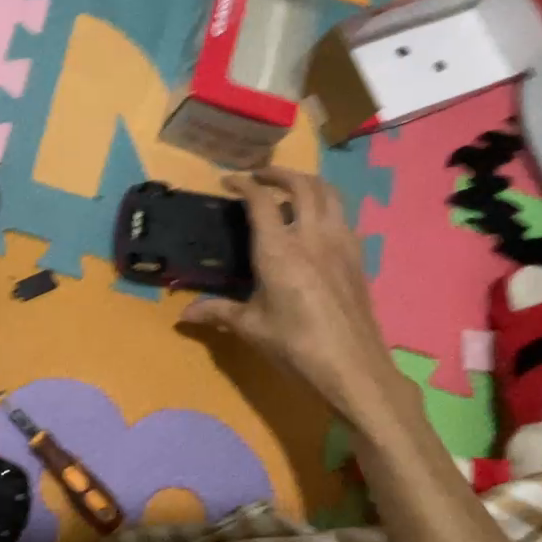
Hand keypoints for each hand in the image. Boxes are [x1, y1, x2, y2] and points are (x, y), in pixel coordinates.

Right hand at [178, 167, 406, 423]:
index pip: (261, 201)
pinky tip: (315, 223)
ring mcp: (341, 243)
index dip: (244, 184)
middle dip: (278, 174)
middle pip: (302, 185)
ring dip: (308, 183)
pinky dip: (327, 205)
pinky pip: (343, 216)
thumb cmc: (295, 346)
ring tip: (290, 190)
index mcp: (279, 250)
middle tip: (259, 177)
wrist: (353, 368)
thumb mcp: (250, 328)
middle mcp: (312, 236)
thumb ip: (218, 313)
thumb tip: (184, 315)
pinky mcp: (358, 257)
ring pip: (329, 194)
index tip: (229, 180)